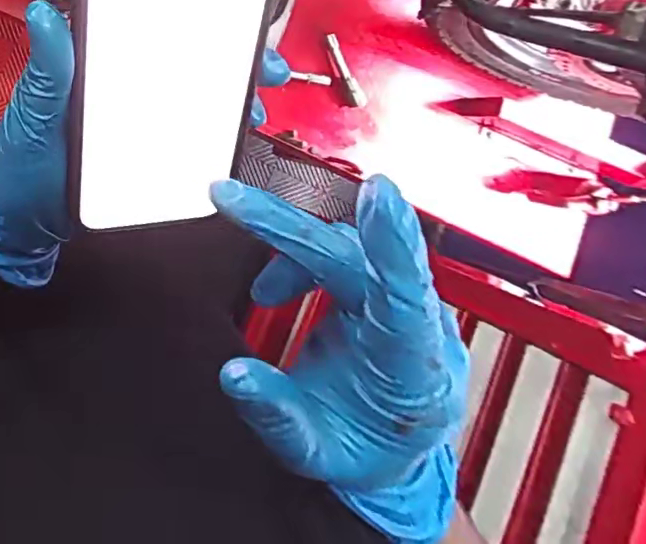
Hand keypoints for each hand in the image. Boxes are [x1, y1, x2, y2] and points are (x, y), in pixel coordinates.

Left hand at [0, 1, 290, 287]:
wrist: (24, 224)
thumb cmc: (22, 164)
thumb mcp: (34, 112)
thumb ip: (48, 67)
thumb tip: (43, 16)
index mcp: (96, 66)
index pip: (148, 30)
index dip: (189, 17)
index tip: (223, 13)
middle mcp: (123, 88)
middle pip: (185, 61)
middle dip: (230, 58)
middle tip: (261, 65)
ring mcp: (138, 119)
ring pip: (194, 97)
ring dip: (230, 96)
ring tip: (253, 105)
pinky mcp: (148, 150)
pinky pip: (189, 136)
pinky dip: (215, 134)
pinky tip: (229, 137)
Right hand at [210, 175, 467, 543]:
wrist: (393, 448)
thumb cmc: (364, 451)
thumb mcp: (317, 453)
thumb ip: (278, 416)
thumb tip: (234, 375)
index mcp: (415, 367)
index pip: (407, 292)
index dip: (390, 239)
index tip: (378, 192)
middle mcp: (416, 320)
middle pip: (352, 253)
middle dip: (287, 225)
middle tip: (230, 198)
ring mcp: (399, 294)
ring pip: (343, 242)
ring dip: (290, 245)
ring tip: (262, 293)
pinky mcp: (379, 280)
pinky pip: (339, 247)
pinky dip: (299, 256)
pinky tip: (276, 286)